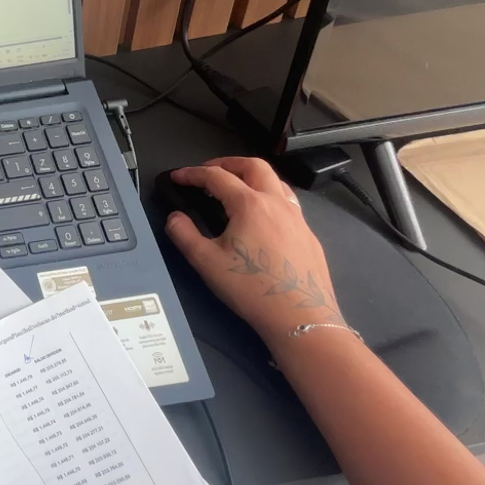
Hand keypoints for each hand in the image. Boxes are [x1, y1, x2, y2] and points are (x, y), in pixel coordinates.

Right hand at [163, 157, 344, 346]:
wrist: (303, 321)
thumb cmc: (254, 290)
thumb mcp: (205, 261)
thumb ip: (183, 233)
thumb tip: (175, 218)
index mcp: (251, 206)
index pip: (216, 176)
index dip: (192, 173)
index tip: (179, 177)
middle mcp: (277, 206)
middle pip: (254, 166)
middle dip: (227, 162)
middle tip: (208, 171)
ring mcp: (298, 221)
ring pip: (276, 182)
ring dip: (251, 177)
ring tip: (235, 188)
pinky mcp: (309, 238)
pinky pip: (288, 204)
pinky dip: (268, 197)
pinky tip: (260, 217)